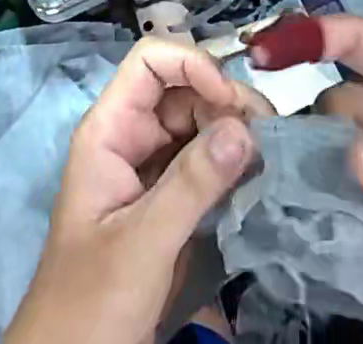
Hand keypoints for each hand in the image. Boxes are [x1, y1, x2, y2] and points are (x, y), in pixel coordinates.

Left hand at [5, 39, 269, 343]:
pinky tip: (259, 175)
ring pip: (200, 122)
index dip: (192, 65)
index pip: (149, 63)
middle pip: (183, 89)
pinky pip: (207, 159)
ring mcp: (152, 165)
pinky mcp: (171, 196)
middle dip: (225, 101)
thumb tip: (245, 128)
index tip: (232, 102)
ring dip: (235, 130)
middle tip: (268, 138)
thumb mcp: (142, 241)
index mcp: (110, 129)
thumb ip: (192, 184)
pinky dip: (234, 160)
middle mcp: (131, 135)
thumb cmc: (92, 299)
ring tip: (270, 156)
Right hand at [248, 15, 362, 304]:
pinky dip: (342, 198)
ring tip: (327, 202)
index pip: (359, 39)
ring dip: (329, 169)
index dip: (307, 36)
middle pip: (341, 99)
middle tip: (325, 172)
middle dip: (325, 130)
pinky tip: (339, 219)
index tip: (259, 54)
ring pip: (342, 142)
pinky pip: (355, 181)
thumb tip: (350, 156)